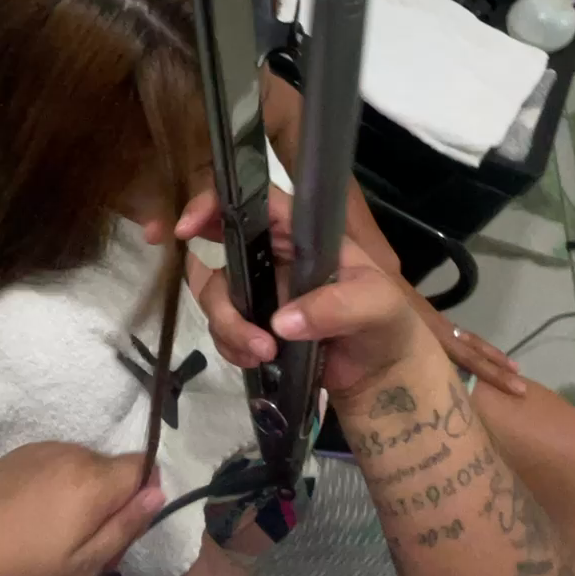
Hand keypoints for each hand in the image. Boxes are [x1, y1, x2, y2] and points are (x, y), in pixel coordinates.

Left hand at [0, 443, 165, 575]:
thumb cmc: (23, 569)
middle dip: (111, 500)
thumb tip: (158, 492)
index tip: (126, 525)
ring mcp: (43, 448)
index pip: (142, 465)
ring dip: (83, 491)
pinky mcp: (19, 453)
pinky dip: (57, 483)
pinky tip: (33, 515)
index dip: (144, 493)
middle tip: (88, 543)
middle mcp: (72, 452)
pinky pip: (56, 461)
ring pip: (83, 465)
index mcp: (92, 479)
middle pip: (112, 469)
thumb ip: (125, 526)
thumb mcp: (82, 565)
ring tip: (55, 531)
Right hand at [160, 187, 525, 395]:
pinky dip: (232, 347)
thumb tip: (281, 322)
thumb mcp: (376, 304)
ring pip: (215, 294)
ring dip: (229, 326)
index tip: (188, 229)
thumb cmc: (386, 322)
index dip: (213, 204)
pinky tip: (258, 362)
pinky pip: (221, 328)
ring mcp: (257, 288)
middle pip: (216, 251)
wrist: (382, 375)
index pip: (250, 200)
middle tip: (231, 321)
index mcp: (297, 231)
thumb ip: (336, 305)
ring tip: (262, 354)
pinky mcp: (251, 323)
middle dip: (213, 290)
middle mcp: (270, 252)